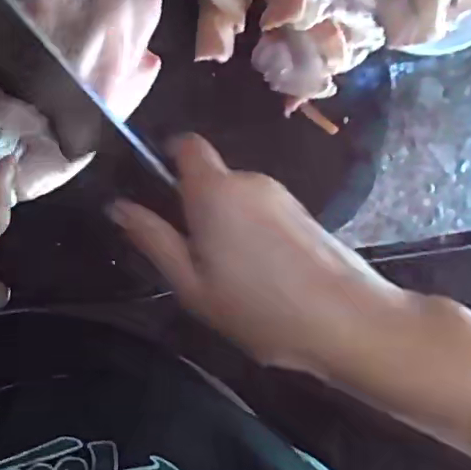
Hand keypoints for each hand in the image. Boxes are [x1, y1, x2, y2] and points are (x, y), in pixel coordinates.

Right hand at [109, 134, 425, 381]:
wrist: (353, 325)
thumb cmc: (259, 307)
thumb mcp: (191, 283)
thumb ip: (152, 239)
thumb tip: (117, 206)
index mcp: (214, 191)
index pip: (186, 145)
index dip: (166, 158)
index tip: (156, 194)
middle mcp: (248, 181)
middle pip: (207, 178)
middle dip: (192, 208)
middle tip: (191, 259)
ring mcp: (281, 195)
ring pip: (233, 198)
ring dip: (222, 225)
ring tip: (228, 276)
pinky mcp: (303, 213)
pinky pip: (257, 211)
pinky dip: (249, 233)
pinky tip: (260, 276)